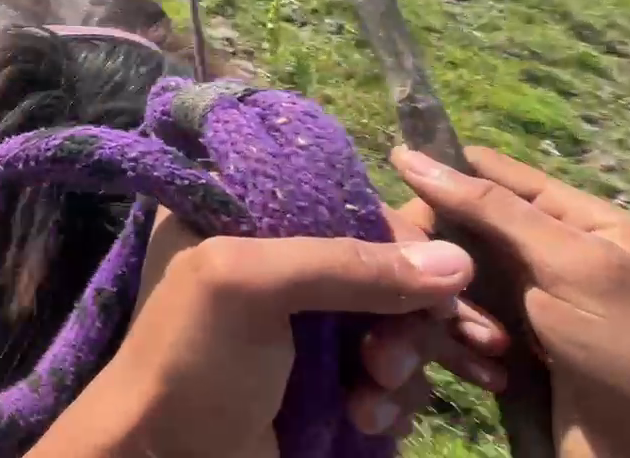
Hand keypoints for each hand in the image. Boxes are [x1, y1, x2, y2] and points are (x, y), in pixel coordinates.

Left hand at [30, 210, 504, 457]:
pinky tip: (368, 417)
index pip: (331, 196)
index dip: (387, 236)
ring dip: (401, 361)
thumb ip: (340, 264)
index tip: (426, 278)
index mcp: (228, 212)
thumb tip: (458, 261)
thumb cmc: (191, 354)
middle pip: (374, 262)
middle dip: (402, 314)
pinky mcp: (321, 370)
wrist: (171, 454)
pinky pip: (390, 369)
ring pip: (391, 318)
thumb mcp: (246, 285)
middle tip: (384, 359)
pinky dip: (393, 395)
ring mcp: (295, 314)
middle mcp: (264, 253)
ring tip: (373, 393)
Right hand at [391, 145, 629, 457]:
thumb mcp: (578, 269)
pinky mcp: (502, 341)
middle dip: (431, 258)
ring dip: (437, 308)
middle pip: (450, 225)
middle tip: (427, 291)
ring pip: (440, 274)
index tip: (401, 214)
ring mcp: (523, 300)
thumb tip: (405, 153)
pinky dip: (445, 339)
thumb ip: (492, 207)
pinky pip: (446, 319)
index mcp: (581, 224)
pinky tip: (467, 363)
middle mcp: (546, 254)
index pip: (484, 172)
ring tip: (465, 340)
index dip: (436, 183)